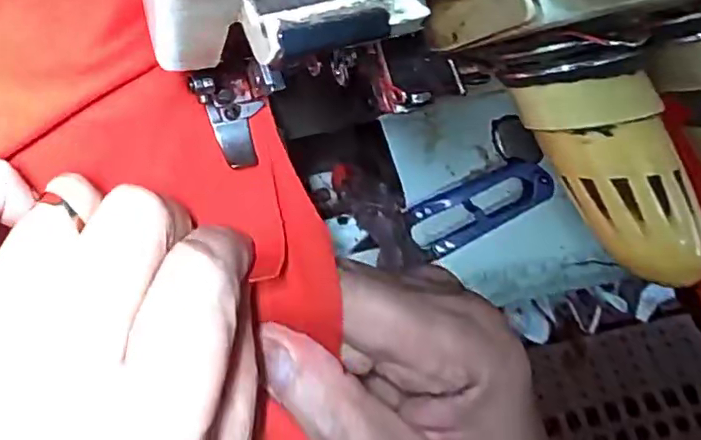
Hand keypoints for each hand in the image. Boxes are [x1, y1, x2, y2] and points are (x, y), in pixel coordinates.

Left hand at [0, 160, 257, 439]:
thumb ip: (236, 371)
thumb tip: (227, 272)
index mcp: (141, 420)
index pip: (200, 274)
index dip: (223, 249)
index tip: (222, 253)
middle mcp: (58, 364)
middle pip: (135, 214)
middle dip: (163, 227)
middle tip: (159, 259)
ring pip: (62, 199)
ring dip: (90, 220)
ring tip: (91, 262)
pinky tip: (18, 220)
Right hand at [260, 262, 539, 439]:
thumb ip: (341, 411)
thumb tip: (266, 339)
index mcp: (462, 335)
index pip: (348, 291)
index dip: (286, 301)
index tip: (238, 322)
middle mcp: (447, 298)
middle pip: (340, 288)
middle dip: (295, 321)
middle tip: (258, 360)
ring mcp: (432, 298)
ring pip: (337, 295)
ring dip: (306, 330)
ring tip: (287, 371)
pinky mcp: (415, 307)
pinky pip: (352, 308)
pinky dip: (327, 338)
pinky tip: (319, 369)